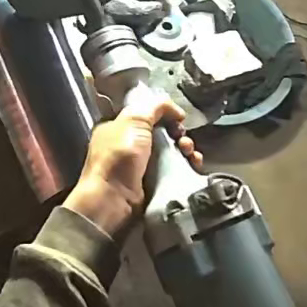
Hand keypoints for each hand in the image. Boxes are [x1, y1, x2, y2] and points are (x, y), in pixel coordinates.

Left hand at [63, 86, 201, 237]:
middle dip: (179, 133)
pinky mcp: (155, 184)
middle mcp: (130, 145)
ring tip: (189, 152)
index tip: (178, 118)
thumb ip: (154, 107)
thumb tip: (175, 110)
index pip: (148, 115)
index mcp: (119, 128)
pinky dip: (188, 165)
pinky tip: (194, 163)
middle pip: (164, 133)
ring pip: (173, 151)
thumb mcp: (133, 120)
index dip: (165, 114)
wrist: (113, 200)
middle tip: (182, 138)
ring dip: (186, 148)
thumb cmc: (119, 156)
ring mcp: (143, 166)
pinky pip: (177, 170)